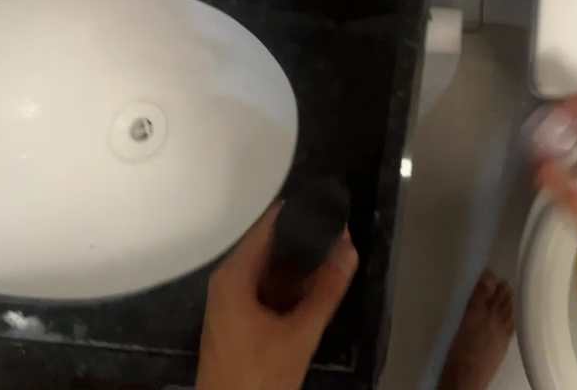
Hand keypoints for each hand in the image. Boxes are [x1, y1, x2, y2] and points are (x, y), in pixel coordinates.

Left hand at [196, 203, 357, 389]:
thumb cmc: (258, 380)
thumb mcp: (300, 336)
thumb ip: (327, 290)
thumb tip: (350, 248)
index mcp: (234, 275)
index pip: (268, 223)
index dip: (300, 211)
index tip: (330, 204)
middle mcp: (226, 280)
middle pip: (268, 243)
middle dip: (303, 237)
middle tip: (339, 230)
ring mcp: (227, 301)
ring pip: (267, 266)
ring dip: (297, 262)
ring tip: (333, 251)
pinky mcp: (233, 319)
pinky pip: (262, 285)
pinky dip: (286, 282)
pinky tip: (312, 285)